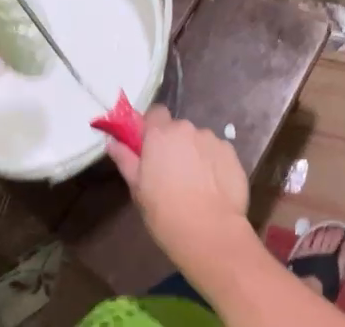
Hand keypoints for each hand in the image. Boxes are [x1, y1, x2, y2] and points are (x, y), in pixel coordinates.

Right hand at [106, 105, 249, 253]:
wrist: (209, 231)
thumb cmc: (165, 212)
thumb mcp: (137, 189)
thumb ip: (125, 160)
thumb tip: (113, 142)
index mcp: (160, 134)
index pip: (155, 113)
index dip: (152, 127)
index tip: (149, 147)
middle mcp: (187, 129)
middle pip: (177, 128)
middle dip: (173, 144)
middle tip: (170, 172)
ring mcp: (212, 139)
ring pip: (198, 140)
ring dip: (194, 153)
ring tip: (194, 183)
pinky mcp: (231, 152)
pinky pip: (216, 151)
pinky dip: (212, 163)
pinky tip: (212, 186)